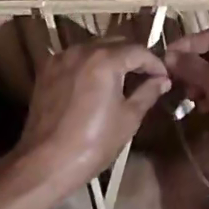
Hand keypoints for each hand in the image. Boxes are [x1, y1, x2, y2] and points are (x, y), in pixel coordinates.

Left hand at [15, 38, 169, 186]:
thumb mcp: (129, 118)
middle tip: (147, 77)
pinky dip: (90, 64)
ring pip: (95, 48)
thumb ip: (148, 92)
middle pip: (117, 43)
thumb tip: (163, 80)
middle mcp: (83, 51)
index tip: (164, 77)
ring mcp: (62, 59)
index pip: (139, 51)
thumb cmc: (93, 143)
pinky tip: (96, 82)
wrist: (44, 165)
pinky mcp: (47, 71)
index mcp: (106, 59)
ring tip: (123, 79)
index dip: (155, 63)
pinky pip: (76, 58)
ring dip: (112, 58)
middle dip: (134, 58)